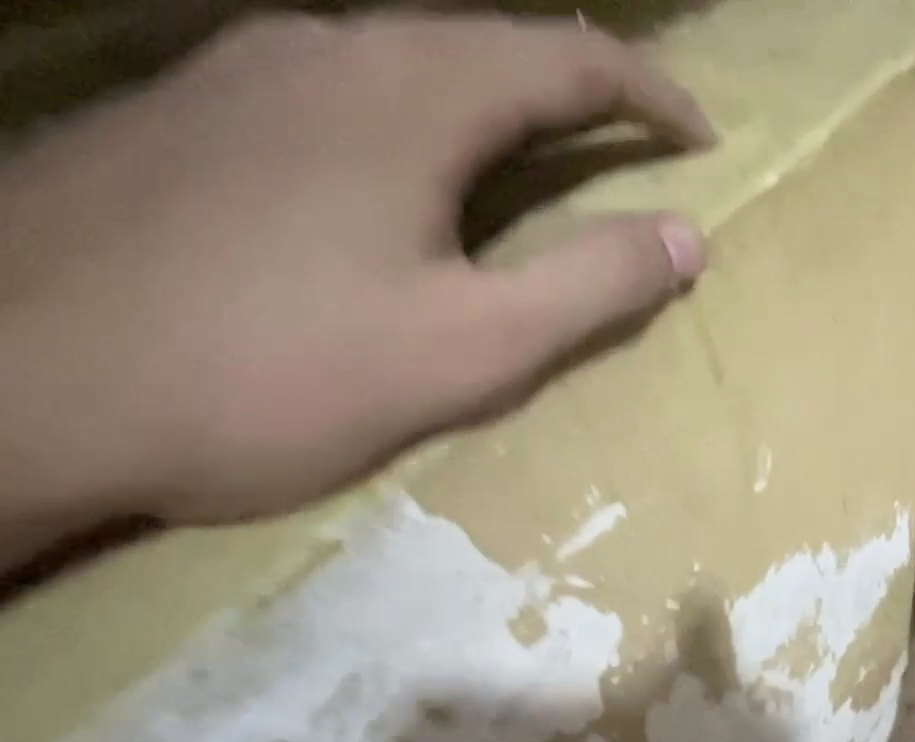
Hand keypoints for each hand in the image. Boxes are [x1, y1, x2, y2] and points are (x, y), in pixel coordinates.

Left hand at [0, 12, 711, 540]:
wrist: (4, 384)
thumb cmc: (272, 371)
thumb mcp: (471, 346)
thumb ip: (591, 283)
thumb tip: (686, 237)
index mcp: (411, 95)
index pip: (570, 58)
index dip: (653, 96)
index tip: (703, 141)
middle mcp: (329, 50)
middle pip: (492, 43)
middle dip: (584, 89)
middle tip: (638, 145)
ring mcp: (245, 71)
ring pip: (415, 59)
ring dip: (504, 100)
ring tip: (546, 158)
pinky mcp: (192, 111)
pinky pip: (349, 87)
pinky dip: (427, 117)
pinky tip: (415, 176)